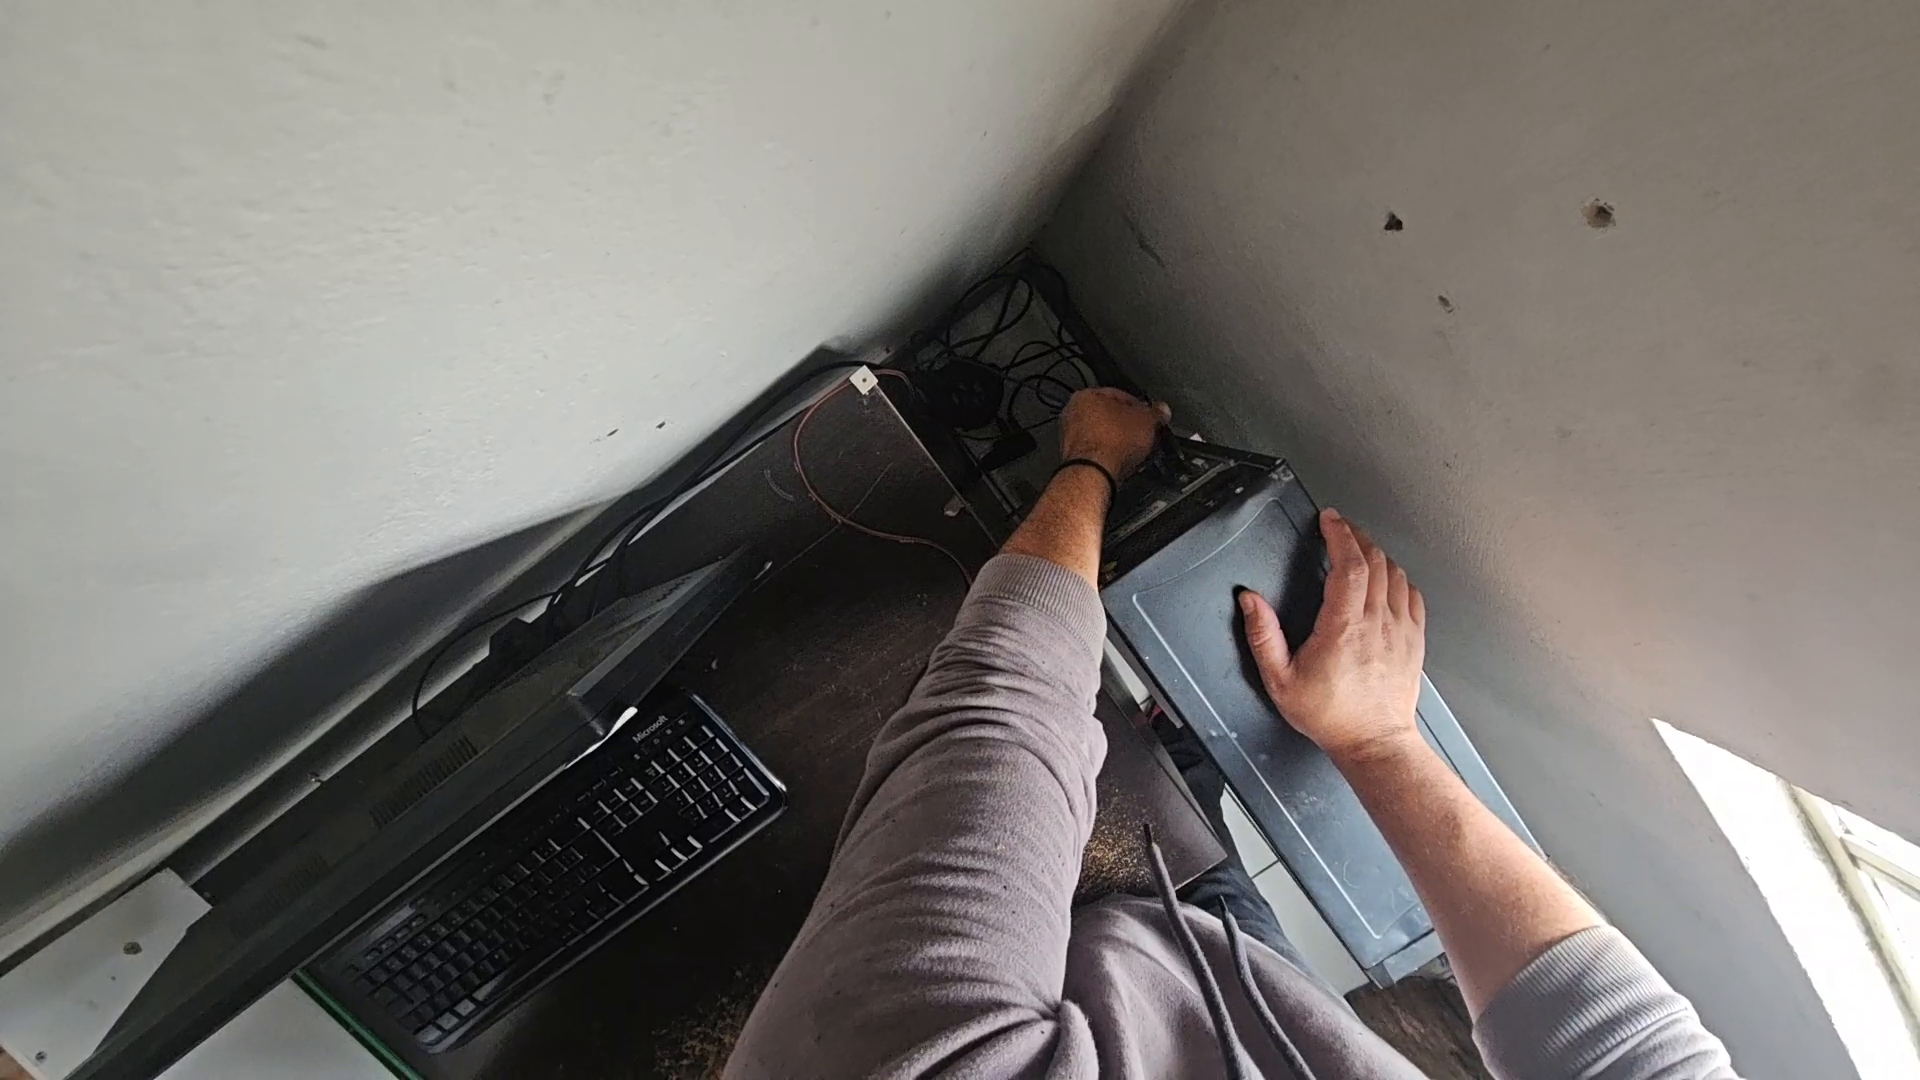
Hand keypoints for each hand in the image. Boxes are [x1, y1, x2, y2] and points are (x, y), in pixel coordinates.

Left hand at [1059, 388, 1171, 479]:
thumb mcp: (1146, 421)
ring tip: (1134, 450)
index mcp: (1085, 396)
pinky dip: (1108, 456)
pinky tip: (1121, 462)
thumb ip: (1156, 413)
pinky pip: (1096, 453)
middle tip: (1143, 432)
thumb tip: (1162, 411)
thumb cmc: (1112, 441)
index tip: (1149, 415)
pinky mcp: (1073, 459)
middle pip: (1107, 417)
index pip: (1117, 395)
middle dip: (1126, 425)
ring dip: (1118, 442)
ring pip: (1101, 436)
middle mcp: (1071, 415)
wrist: (1095, 473)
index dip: (1138, 406)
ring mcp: (1069, 439)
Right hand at [1239, 508, 1425, 765]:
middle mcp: (1377, 624)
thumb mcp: (1279, 679)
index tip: (1329, 520)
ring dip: (1376, 554)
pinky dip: (1397, 576)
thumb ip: (1262, 636)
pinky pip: (1412, 595)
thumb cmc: (1329, 715)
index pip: (1349, 565)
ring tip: (1358, 546)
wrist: (1374, 743)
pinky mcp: (1414, 641)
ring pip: (1396, 574)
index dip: (1339, 535)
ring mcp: (1401, 631)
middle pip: (1375, 561)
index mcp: (1343, 628)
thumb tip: (1250, 602)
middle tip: (1339, 526)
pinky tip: (1386, 576)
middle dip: (1356, 536)